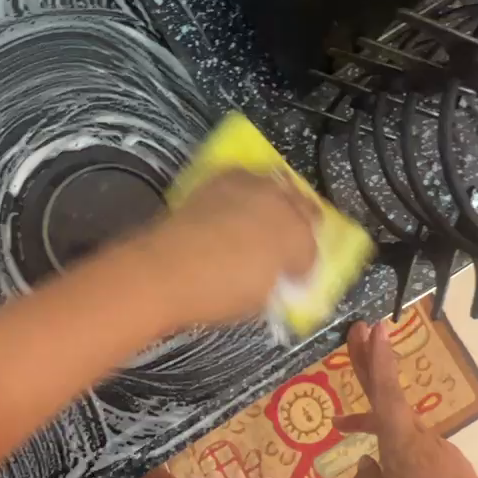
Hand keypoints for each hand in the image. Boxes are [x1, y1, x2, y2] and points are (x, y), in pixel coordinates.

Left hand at [128, 170, 317, 326]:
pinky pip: (243, 178)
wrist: (164, 270)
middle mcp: (279, 203)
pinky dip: (245, 190)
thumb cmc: (215, 293)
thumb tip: (274, 276)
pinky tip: (236, 206)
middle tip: (287, 242)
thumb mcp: (257, 299)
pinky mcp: (219, 179)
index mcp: (296, 237)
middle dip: (300, 223)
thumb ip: (275, 281)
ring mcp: (249, 186)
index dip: (305, 262)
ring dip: (276, 199)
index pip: (313, 246)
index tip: (295, 273)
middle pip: (303, 205)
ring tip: (265, 218)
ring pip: (276, 184)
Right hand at [336, 320, 477, 477]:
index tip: (374, 327)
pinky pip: (413, 443)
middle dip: (375, 362)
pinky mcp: (451, 466)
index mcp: (406, 454)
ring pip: (400, 425)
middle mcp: (425, 444)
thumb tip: (366, 462)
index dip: (378, 361)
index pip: (387, 398)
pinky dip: (391, 440)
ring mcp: (442, 453)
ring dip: (373, 416)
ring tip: (343, 424)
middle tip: (359, 328)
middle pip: (393, 397)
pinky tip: (381, 466)